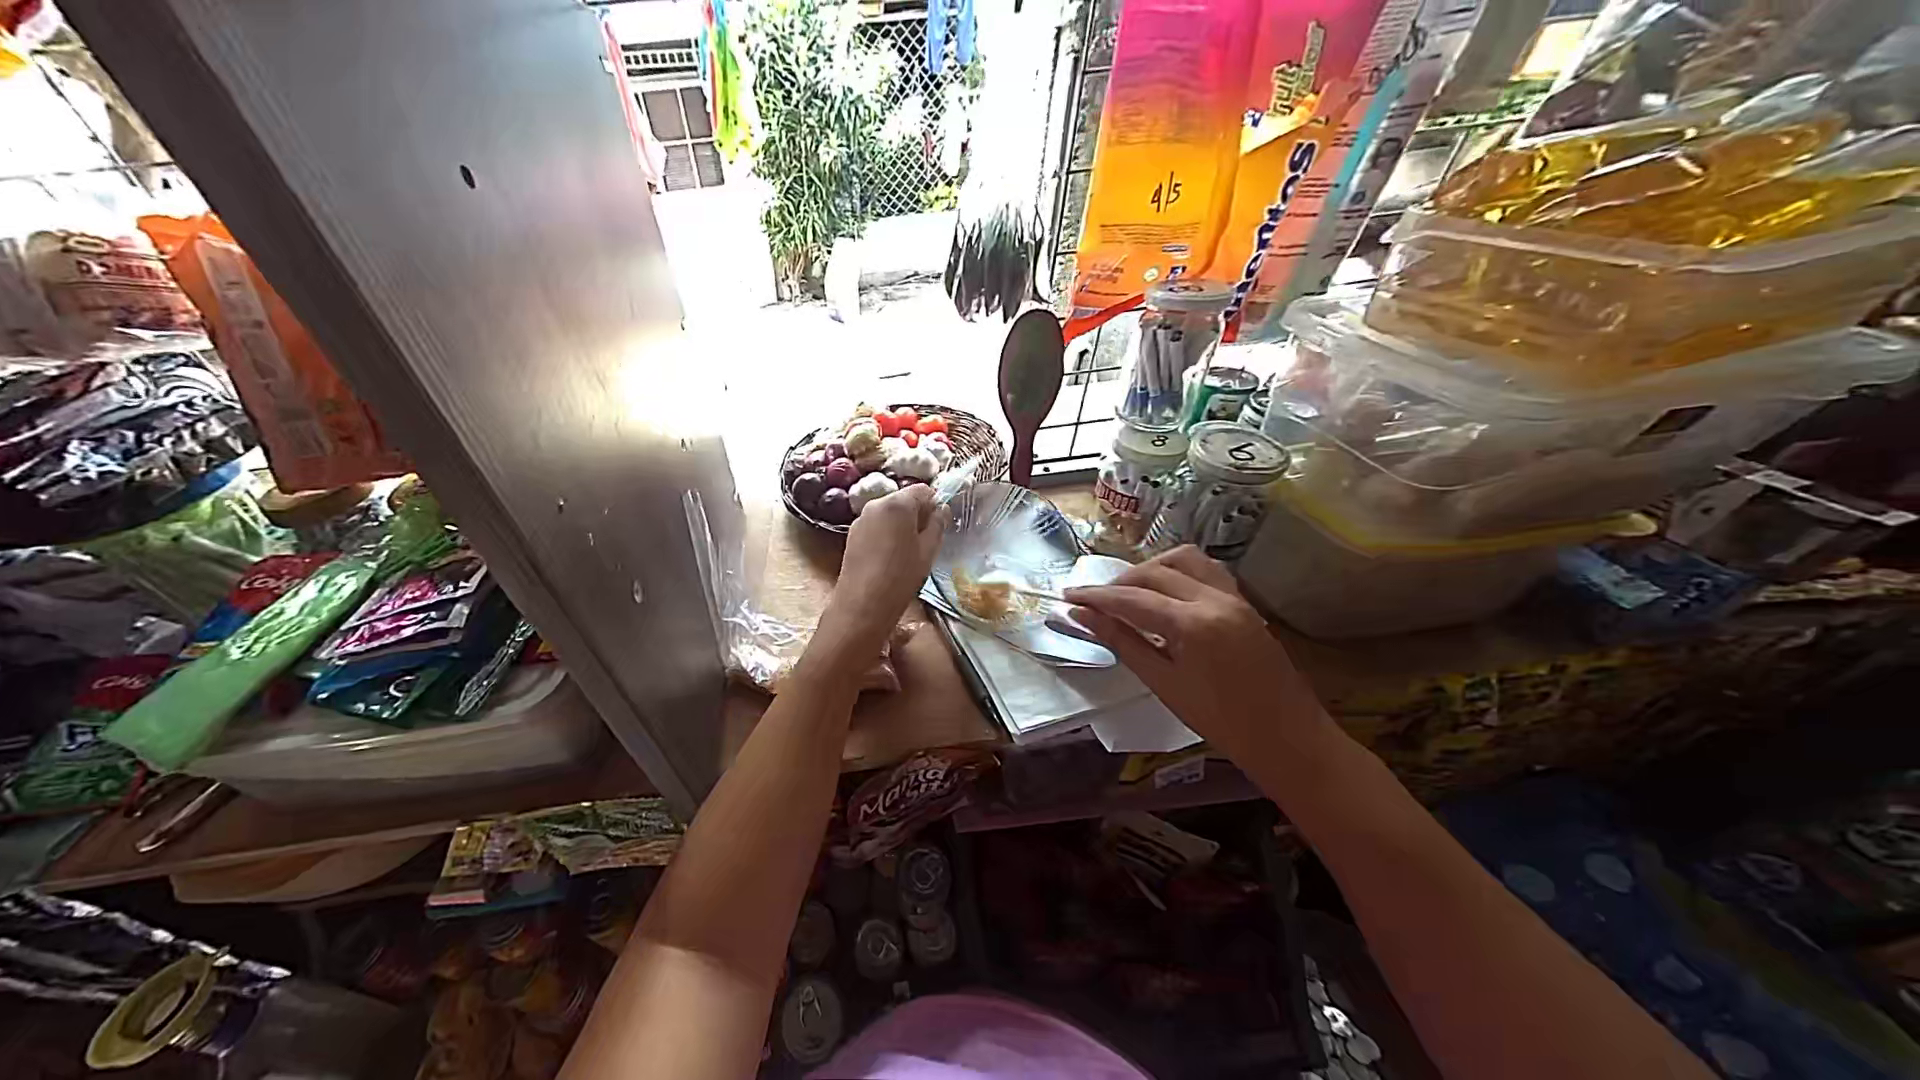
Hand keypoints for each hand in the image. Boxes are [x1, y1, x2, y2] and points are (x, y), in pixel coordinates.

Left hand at [817, 485, 948, 661]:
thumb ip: (937, 525)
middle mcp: (875, 504)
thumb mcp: (928, 551)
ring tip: (908, 553)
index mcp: (897, 503)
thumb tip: (941, 510)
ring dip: (901, 525)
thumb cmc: (901, 577)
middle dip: (917, 515)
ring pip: (889, 513)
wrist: (862, 606)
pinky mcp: (852, 535)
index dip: (935, 505)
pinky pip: (876, 526)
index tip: (939, 526)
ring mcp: (860, 519)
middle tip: (926, 542)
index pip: (923, 490)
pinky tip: (890, 559)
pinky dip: (887, 534)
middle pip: (904, 500)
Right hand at [1063, 546, 1328, 763]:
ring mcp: (1234, 597)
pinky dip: (1178, 571)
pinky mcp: (1245, 602)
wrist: (1288, 739)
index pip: (1132, 597)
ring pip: (1183, 559)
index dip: (1095, 596)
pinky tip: (1166, 592)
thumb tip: (1082, 617)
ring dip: (1150, 568)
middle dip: (1119, 581)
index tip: (1067, 596)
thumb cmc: (1221, 722)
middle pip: (1155, 571)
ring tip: (1129, 592)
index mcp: (1193, 623)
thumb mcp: (1164, 684)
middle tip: (1093, 601)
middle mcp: (1214, 598)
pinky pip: (1206, 570)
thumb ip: (1123, 643)